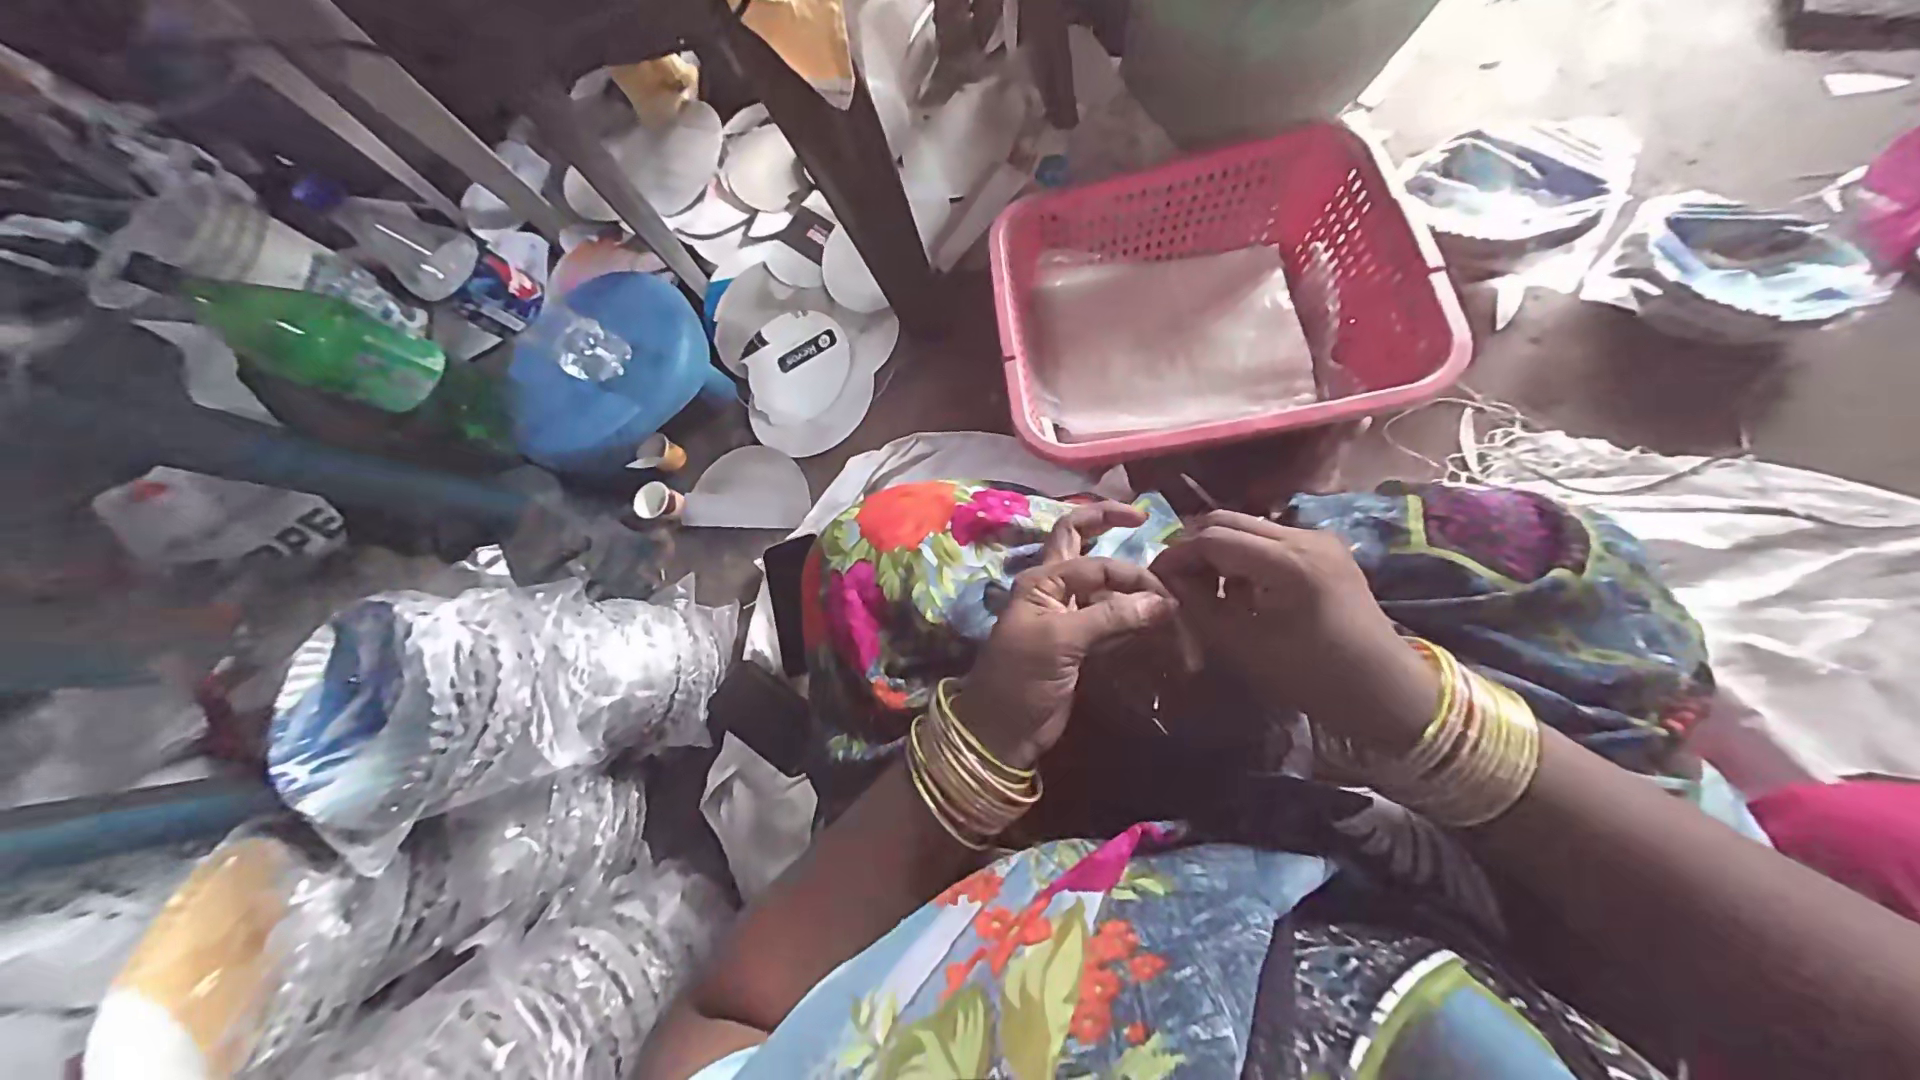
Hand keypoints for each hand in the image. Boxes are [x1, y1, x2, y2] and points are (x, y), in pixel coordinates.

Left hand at [956, 503, 1179, 768]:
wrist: (1003, 728)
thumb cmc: (1021, 677)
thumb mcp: (1060, 641)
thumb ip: (1109, 616)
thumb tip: (1162, 602)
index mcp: (1041, 580)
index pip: (1094, 562)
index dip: (1129, 573)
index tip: (1164, 595)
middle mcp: (1054, 589)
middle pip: (1080, 543)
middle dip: (1106, 523)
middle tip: (1143, 517)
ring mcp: (1067, 614)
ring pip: (1101, 584)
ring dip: (1128, 582)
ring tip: (1166, 587)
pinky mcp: (1079, 642)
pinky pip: (1109, 618)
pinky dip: (1130, 615)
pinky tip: (1154, 620)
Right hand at [1150, 510, 1437, 754]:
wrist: (1383, 689)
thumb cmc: (1310, 675)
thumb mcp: (1242, 643)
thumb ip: (1198, 604)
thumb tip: (1167, 579)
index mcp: (1288, 562)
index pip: (1212, 538)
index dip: (1177, 555)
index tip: (1156, 578)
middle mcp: (1304, 536)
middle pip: (1227, 520)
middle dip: (1194, 546)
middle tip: (1176, 578)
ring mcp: (1318, 537)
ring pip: (1246, 525)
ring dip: (1218, 548)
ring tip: (1205, 584)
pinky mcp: (1324, 547)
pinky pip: (1268, 537)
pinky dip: (1243, 553)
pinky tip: (1239, 585)